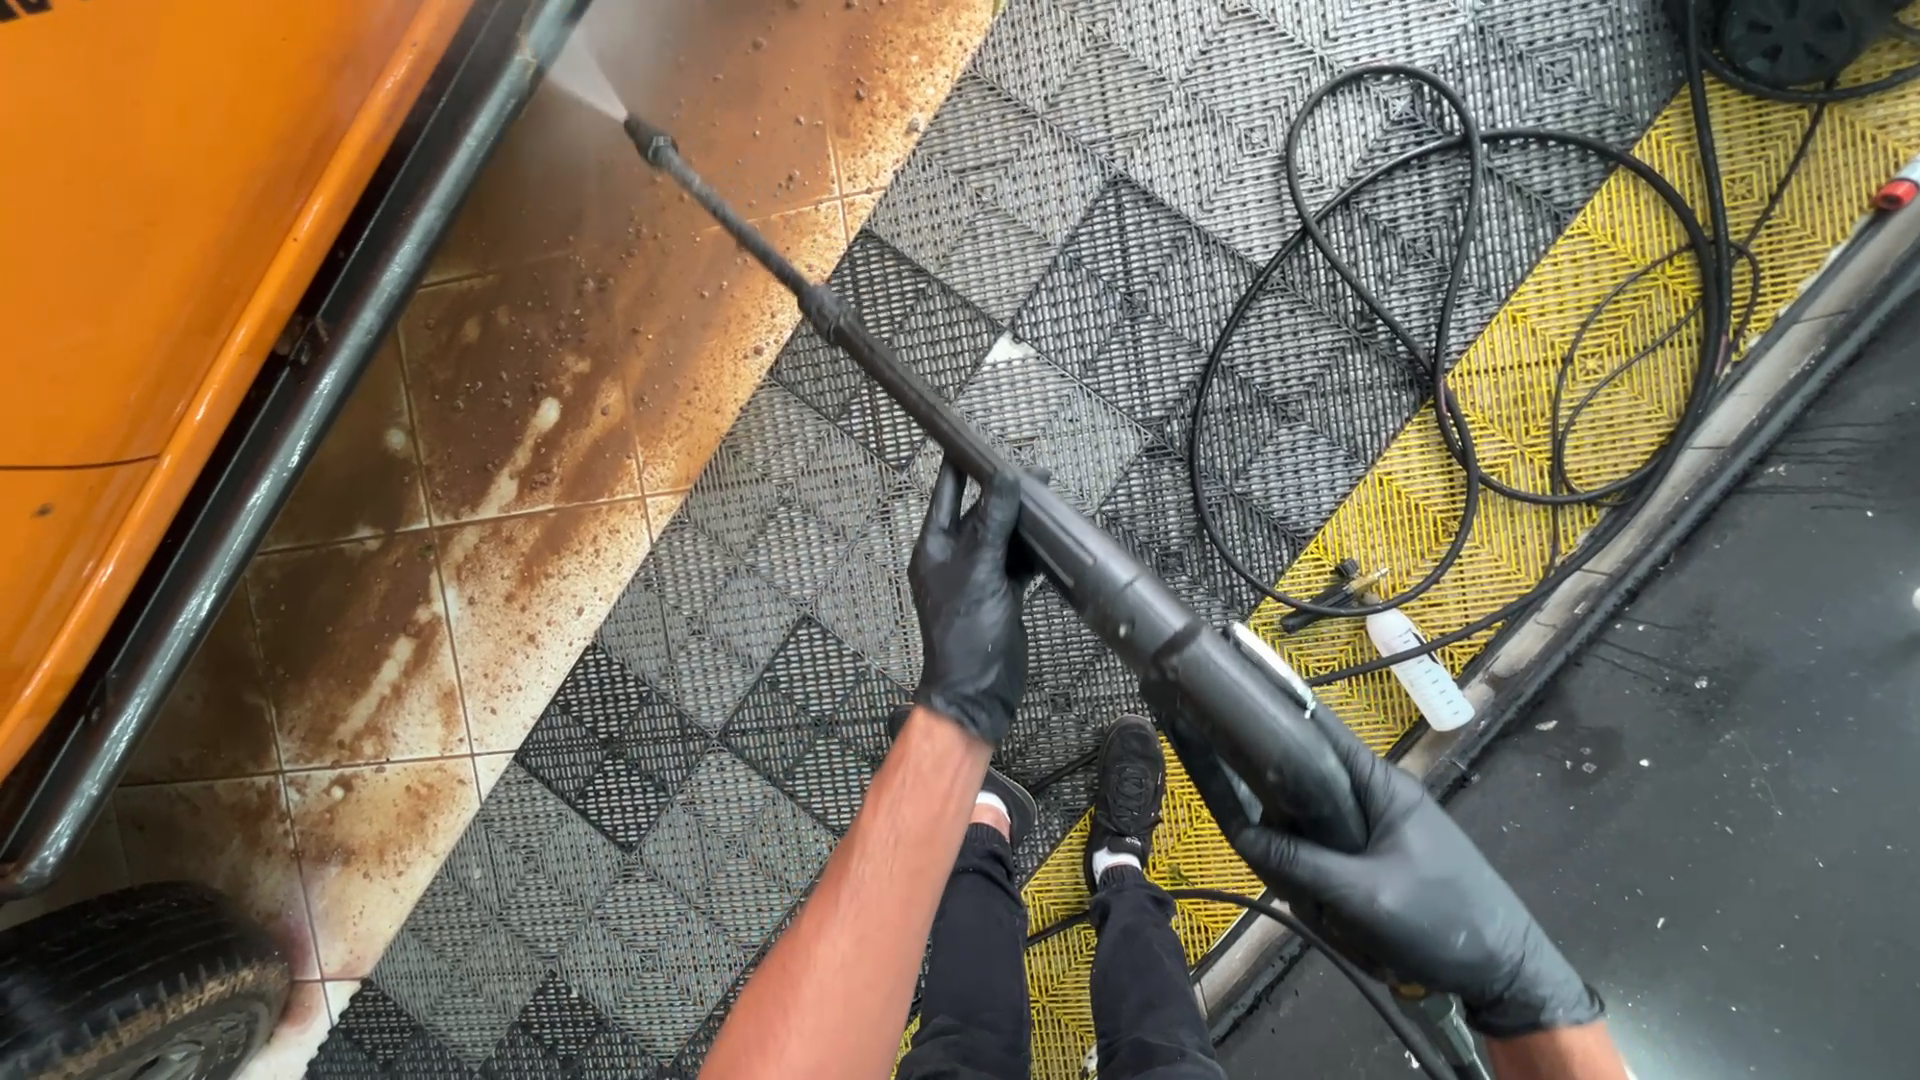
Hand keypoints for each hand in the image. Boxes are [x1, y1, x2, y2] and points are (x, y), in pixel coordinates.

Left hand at [907, 459, 1031, 745]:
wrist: (977, 688)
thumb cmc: (964, 633)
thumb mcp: (980, 570)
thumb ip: (994, 523)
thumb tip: (1006, 479)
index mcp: (935, 547)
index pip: (947, 494)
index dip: (961, 466)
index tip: (975, 440)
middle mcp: (954, 557)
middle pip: (981, 513)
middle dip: (1005, 494)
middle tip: (1035, 475)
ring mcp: (978, 575)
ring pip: (1002, 536)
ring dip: (1023, 522)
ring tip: (1049, 502)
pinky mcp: (1000, 592)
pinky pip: (1017, 561)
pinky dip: (1032, 551)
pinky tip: (1050, 540)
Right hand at [1172, 706, 1601, 1037]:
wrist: (1510, 977)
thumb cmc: (1446, 922)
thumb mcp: (1365, 896)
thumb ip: (1300, 864)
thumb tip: (1241, 833)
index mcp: (1380, 784)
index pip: (1318, 729)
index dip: (1277, 709)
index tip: (1232, 697)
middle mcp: (1377, 794)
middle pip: (1304, 787)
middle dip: (1288, 830)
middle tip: (1283, 870)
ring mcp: (1380, 826)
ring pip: (1313, 829)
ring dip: (1309, 871)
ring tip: (1328, 912)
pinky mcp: (1382, 855)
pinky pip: (1331, 855)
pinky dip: (1324, 884)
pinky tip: (1337, 917)